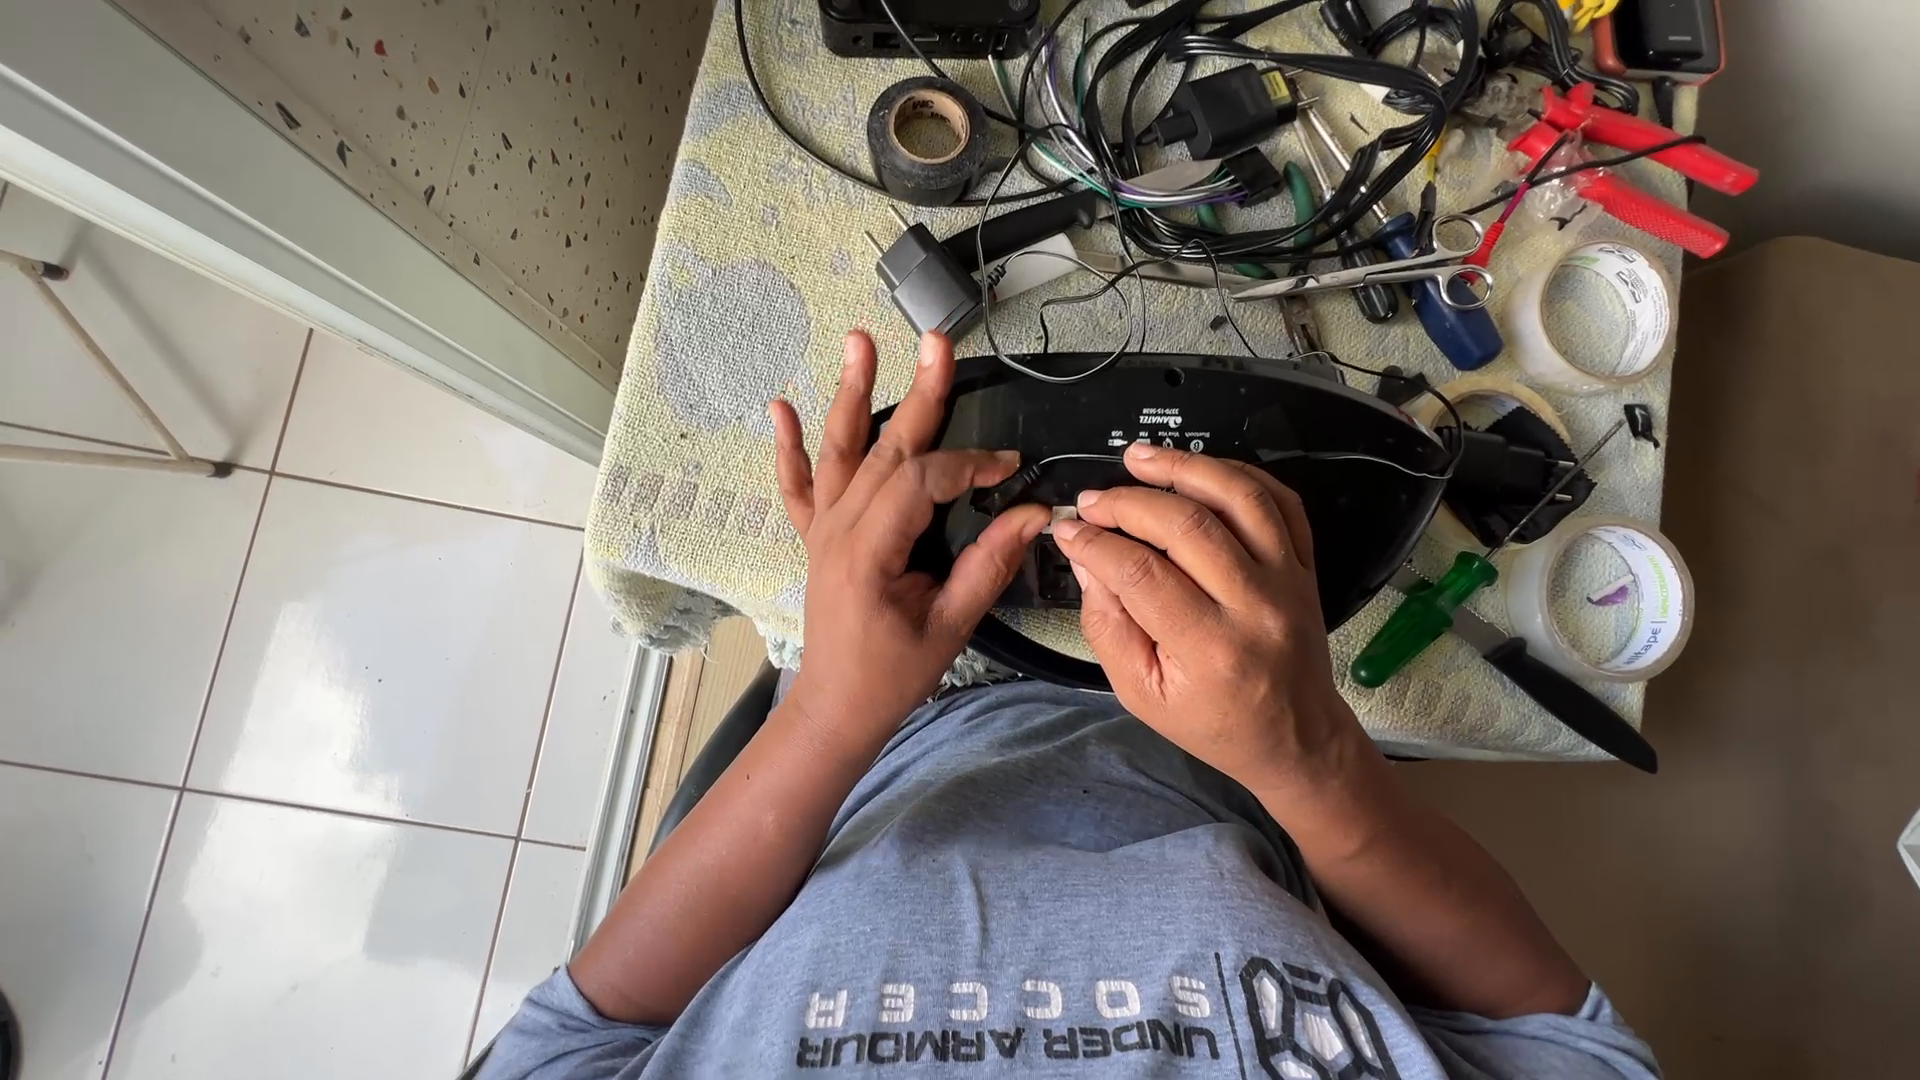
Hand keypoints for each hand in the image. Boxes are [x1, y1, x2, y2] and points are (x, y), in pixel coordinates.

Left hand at [770, 331, 1050, 739]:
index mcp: (870, 551)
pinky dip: (789, 448)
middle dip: (920, 394)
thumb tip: (1033, 514)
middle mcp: (839, 529)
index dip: (969, 465)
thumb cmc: (892, 675)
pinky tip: (778, 407)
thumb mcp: (950, 624)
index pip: (923, 481)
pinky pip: (798, 485)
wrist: (836, 706)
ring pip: (839, 451)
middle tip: (938, 342)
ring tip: (860, 341)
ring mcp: (821, 529)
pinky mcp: (815, 536)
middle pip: (885, 448)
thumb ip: (989, 564)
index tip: (1008, 466)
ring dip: (852, 394)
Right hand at [1051, 443, 1373, 793]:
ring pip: (1237, 497)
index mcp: (1210, 649)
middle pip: (1185, 525)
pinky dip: (1237, 473)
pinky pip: (1278, 500)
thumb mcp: (1139, 692)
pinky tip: (1197, 469)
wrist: (1294, 737)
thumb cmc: (1212, 723)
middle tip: (1092, 501)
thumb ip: (1107, 624)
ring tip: (1138, 458)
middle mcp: (1256, 606)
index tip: (1068, 530)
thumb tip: (1087, 558)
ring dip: (1183, 467)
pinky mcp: (1304, 565)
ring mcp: (1288, 579)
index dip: (1095, 542)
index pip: (1140, 573)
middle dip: (1126, 502)